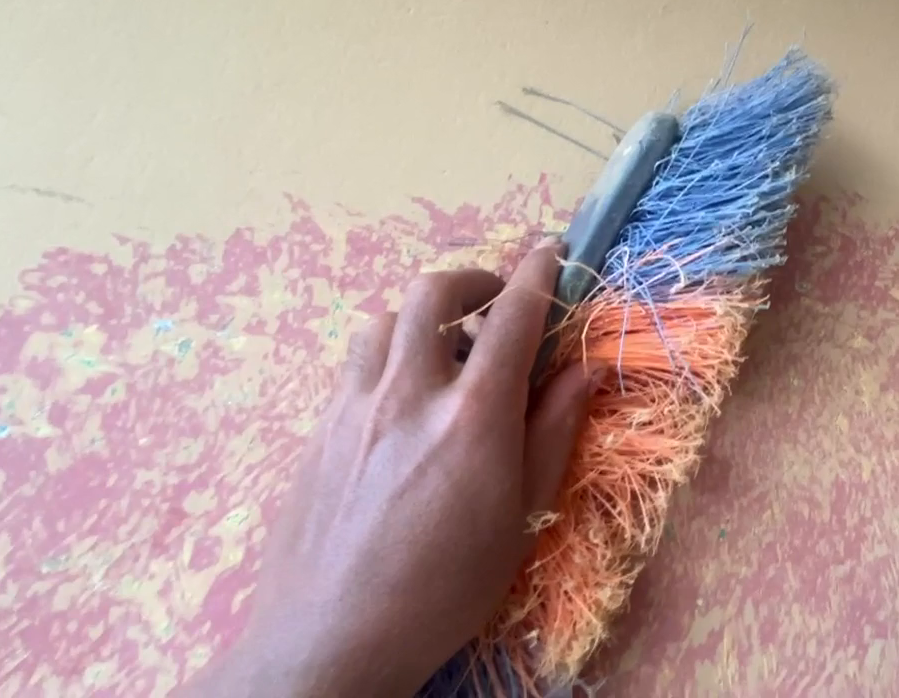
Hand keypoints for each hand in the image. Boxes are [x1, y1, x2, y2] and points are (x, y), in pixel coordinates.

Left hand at [188, 241, 592, 696]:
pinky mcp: (314, 431)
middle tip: (493, 303)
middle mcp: (409, 393)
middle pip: (431, 292)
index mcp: (473, 414)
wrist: (325, 648)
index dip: (537, 272)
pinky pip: (352, 365)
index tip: (549, 249)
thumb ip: (554, 428)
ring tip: (442, 352)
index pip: (513, 316)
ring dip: (420, 319)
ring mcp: (351, 408)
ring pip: (381, 321)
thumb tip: (583, 369)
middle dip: (471, 279)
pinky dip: (386, 357)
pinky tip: (399, 403)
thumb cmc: (447, 583)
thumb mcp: (523, 511)